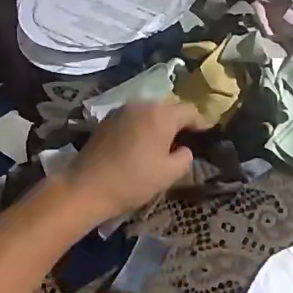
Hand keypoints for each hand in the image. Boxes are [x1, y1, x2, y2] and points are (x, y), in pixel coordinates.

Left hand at [61, 101, 205, 220]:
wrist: (87, 187)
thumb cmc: (133, 180)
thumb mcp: (169, 173)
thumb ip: (184, 157)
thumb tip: (182, 149)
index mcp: (160, 114)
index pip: (189, 111)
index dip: (200, 122)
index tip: (206, 134)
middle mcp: (140, 105)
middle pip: (167, 107)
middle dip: (178, 120)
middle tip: (185, 138)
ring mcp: (120, 111)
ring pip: (147, 111)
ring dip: (157, 122)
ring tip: (163, 141)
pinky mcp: (105, 121)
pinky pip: (131, 118)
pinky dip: (140, 126)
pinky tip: (141, 142)